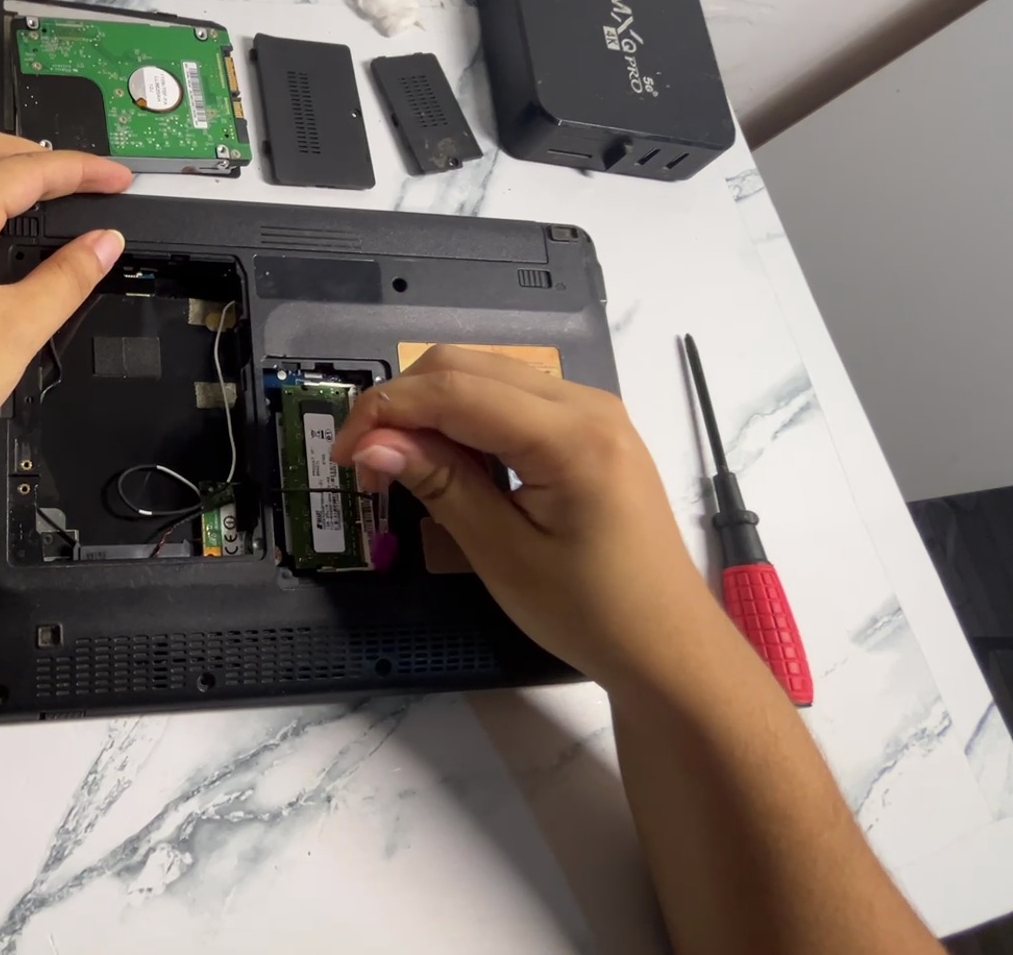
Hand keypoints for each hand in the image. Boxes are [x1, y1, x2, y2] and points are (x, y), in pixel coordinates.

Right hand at [331, 346, 724, 688]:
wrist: (669, 647)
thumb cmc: (588, 612)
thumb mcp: (501, 553)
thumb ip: (438, 483)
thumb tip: (370, 442)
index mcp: (570, 436)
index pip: (452, 391)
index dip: (384, 412)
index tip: (343, 456)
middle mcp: (584, 402)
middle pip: (463, 365)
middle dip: (400, 402)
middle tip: (368, 461)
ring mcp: (589, 409)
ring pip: (481, 372)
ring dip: (427, 406)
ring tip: (400, 462)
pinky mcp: (586, 425)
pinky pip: (505, 395)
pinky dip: (459, 415)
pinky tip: (446, 457)